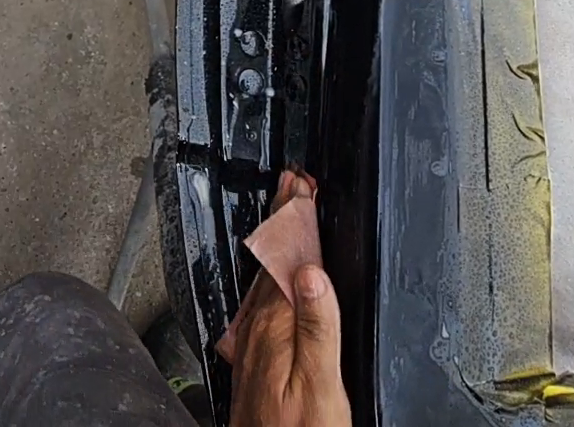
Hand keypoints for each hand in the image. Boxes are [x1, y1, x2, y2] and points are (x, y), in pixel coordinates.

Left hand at [221, 177, 351, 426]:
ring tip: (286, 214)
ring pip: (265, 274)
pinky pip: (263, 298)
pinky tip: (275, 276)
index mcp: (276, 326)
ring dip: (278, 240)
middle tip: (292, 184)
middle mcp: (258, 328)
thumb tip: (311, 271)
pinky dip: (273, 272)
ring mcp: (253, 342)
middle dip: (283, 217)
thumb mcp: (319, 388)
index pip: (287, 256)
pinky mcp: (255, 358)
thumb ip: (317, 328)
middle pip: (272, 257)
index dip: (295, 217)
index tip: (300, 185)